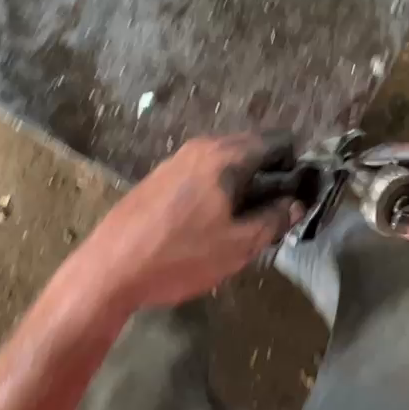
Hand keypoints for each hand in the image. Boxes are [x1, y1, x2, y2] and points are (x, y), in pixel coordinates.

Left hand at [73, 133, 301, 308]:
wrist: (110, 267)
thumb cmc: (180, 255)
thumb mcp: (237, 246)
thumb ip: (272, 220)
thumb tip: (295, 204)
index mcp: (226, 156)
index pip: (277, 142)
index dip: (295, 166)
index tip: (298, 196)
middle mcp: (203, 147)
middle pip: (251, 148)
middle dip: (269, 176)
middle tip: (273, 216)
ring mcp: (178, 159)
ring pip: (226, 162)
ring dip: (242, 185)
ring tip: (243, 224)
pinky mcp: (160, 176)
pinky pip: (203, 172)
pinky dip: (218, 189)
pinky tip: (210, 224)